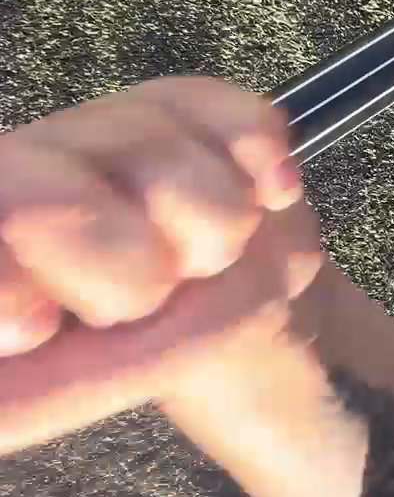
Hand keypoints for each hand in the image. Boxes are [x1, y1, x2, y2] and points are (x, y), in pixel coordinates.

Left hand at [0, 77, 321, 451]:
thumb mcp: (50, 396)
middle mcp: (16, 160)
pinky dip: (266, 169)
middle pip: (58, 210)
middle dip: (135, 274)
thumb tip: (18, 343)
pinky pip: (243, 121)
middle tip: (146, 294)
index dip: (10, 292)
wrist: (243, 295)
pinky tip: (266, 194)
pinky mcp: (197, 101)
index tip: (39, 329)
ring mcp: (110, 120)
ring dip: (217, 234)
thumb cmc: (136, 345)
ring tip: (207, 253)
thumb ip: (11, 396)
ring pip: (173, 171)